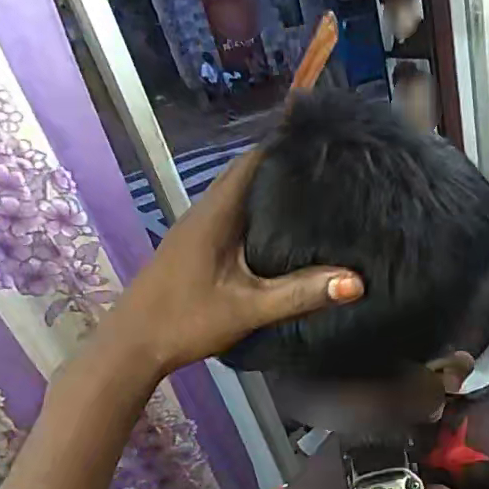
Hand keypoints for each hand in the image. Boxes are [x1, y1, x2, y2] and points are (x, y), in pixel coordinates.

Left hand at [101, 148, 360, 376]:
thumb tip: (356, 282)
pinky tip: (279, 228)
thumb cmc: (186, 320)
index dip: (285, 145)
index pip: (252, 161)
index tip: (321, 142)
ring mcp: (195, 228)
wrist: (132, 345)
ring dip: (269, 188)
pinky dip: (256, 210)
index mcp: (216, 214)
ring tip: (312, 191)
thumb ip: (301, 293)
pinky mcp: (194, 244)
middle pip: (246, 173)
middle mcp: (204, 211)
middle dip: (283, 165)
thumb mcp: (249, 308)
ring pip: (238, 194)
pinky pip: (231, 213)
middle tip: (327, 167)